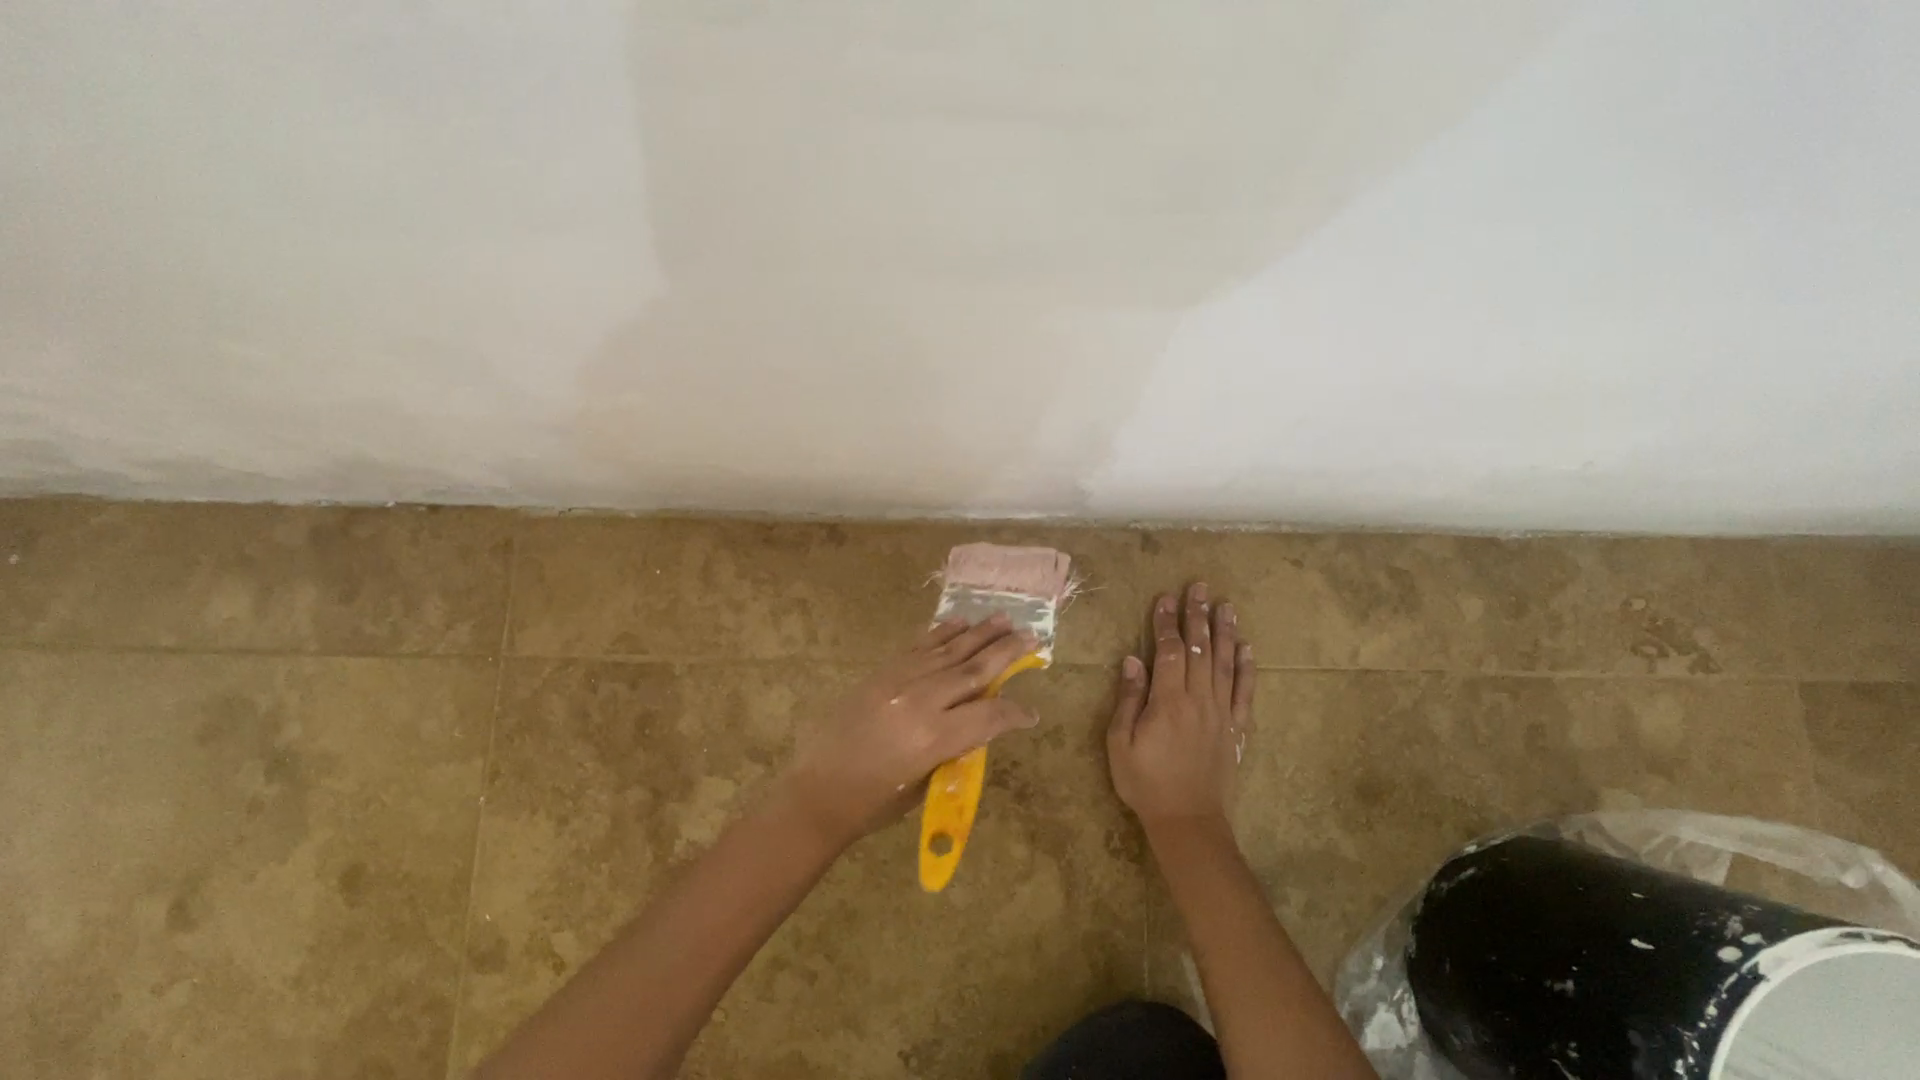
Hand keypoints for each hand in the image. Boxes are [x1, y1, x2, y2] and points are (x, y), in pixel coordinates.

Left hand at [782, 614, 1040, 845]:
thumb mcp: (926, 783)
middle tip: (1032, 637)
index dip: (1015, 713)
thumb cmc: (874, 802)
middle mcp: (920, 701)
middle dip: (1006, 652)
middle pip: (973, 670)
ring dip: (979, 634)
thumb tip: (977, 721)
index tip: (1032, 713)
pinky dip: (941, 634)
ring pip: (948, 651)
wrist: (818, 791)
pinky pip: (917, 648)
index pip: (990, 715)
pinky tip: (960, 624)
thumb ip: (955, 747)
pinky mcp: (880, 674)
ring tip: (1004, 620)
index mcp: (934, 738)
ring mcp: (898, 682)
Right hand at [1107, 583, 1254, 829]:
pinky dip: (1247, 668)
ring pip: (1226, 664)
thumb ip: (1129, 699)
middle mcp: (1199, 700)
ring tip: (1226, 605)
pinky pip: (1246, 692)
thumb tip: (1133, 659)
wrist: (1187, 819)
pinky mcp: (1237, 729)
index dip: (1167, 623)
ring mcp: (1222, 713)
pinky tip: (1247, 648)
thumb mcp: (1120, 743)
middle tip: (1200, 587)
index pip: (1170, 652)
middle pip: (1201, 649)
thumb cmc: (1145, 782)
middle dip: (1198, 616)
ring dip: (1225, 632)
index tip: (1165, 598)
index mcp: (1168, 701)